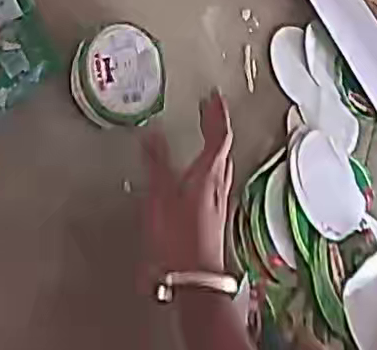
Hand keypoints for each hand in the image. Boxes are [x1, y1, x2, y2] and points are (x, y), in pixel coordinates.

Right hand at [140, 92, 233, 276]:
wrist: (194, 280)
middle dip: (217, 123)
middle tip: (209, 107)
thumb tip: (152, 133)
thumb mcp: (160, 194)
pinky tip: (202, 167)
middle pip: (223, 146)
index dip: (217, 113)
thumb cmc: (179, 238)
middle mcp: (218, 183)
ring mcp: (218, 200)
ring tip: (206, 130)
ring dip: (216, 141)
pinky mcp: (214, 214)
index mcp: (209, 172)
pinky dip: (211, 160)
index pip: (220, 134)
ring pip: (222, 161)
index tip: (214, 96)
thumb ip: (156, 161)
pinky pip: (217, 176)